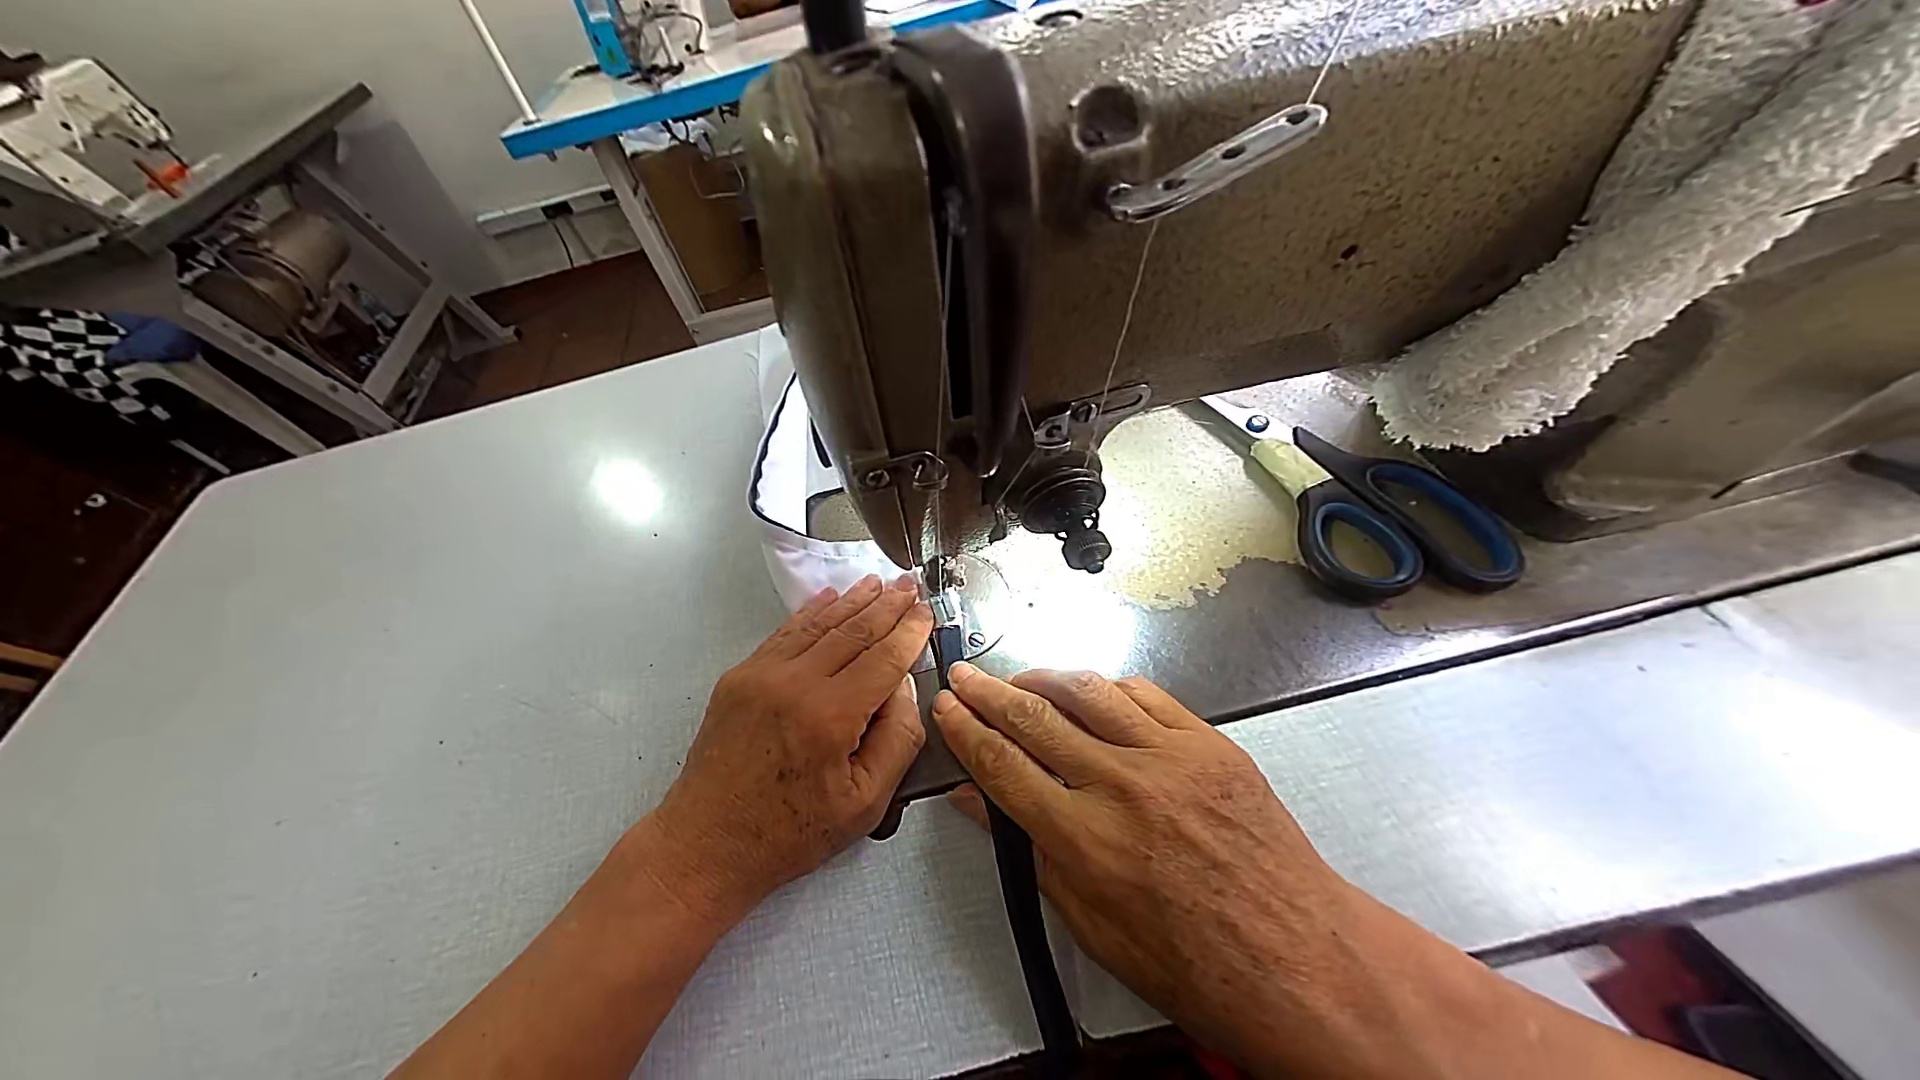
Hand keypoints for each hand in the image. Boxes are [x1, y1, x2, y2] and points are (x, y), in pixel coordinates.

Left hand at [639, 574, 932, 922]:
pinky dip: (810, 613)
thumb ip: (898, 739)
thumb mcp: (866, 802)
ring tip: (877, 583)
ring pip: (818, 625)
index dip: (910, 632)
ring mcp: (762, 675)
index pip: (884, 658)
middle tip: (908, 587)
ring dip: (852, 601)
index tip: (926, 613)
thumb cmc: (788, 833)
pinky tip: (828, 598)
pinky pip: (784, 633)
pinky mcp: (740, 677)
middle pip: (854, 632)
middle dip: (887, 606)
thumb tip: (903, 687)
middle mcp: (795, 684)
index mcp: (830, 716)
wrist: (706, 843)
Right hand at [932, 665, 1399, 1075]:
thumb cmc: (1192, 963)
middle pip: (1034, 718)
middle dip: (988, 692)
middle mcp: (1121, 785)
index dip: (966, 733)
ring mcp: (1169, 756)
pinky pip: (1145, 694)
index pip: (1003, 766)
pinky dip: (1107, 687)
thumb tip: (979, 804)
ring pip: (1087, 692)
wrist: (1297, 958)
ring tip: (1018, 679)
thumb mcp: (1092, 925)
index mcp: (1085, 840)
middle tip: (963, 676)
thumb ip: (1031, 854)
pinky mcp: (1208, 742)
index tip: (947, 710)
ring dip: (1042, 678)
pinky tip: (1092, 693)